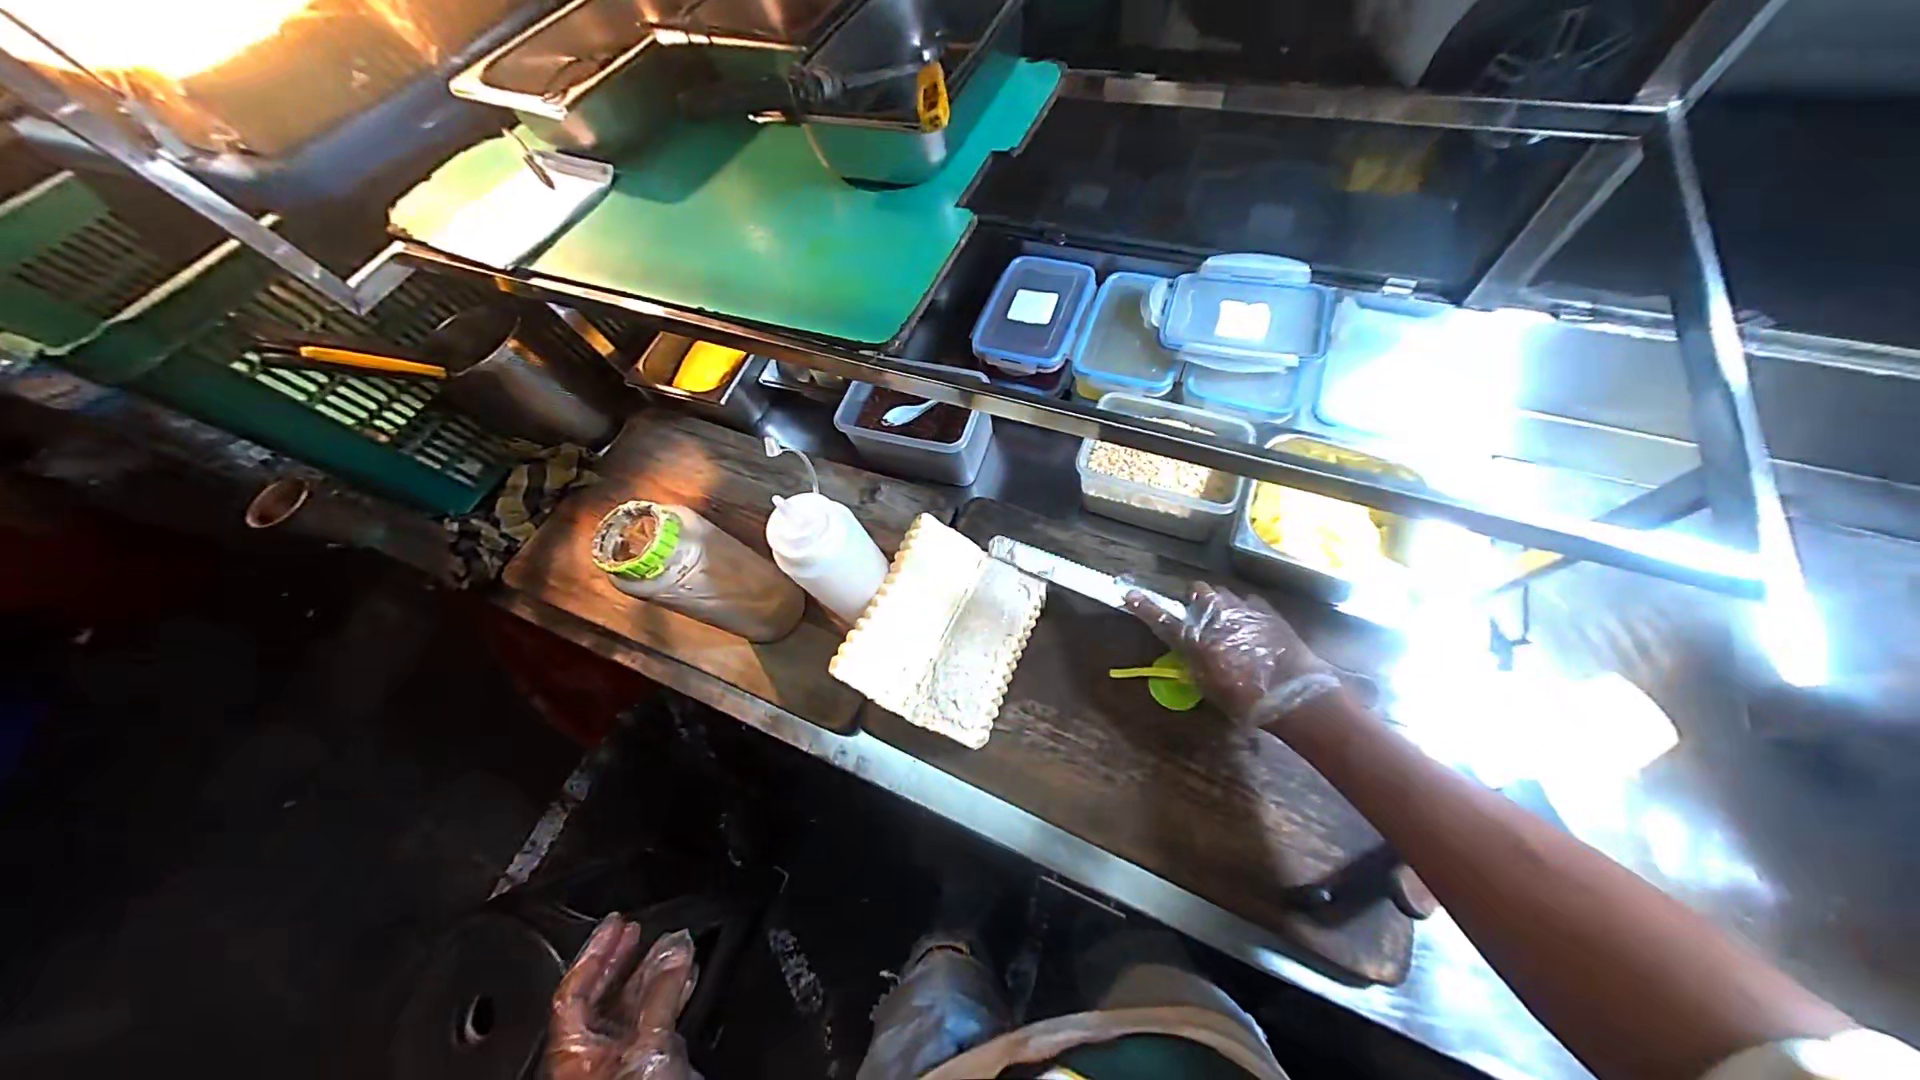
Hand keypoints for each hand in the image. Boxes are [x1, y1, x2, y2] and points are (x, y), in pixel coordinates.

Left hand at [548, 915, 698, 1079]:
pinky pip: (654, 1023)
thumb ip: (661, 995)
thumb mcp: (650, 1048)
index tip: (617, 923)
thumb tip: (673, 948)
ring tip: (674, 946)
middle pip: (600, 998)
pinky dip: (671, 995)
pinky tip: (686, 979)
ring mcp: (619, 1070)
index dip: (595, 953)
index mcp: (571, 1058)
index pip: (573, 991)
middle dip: (623, 960)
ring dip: (654, 974)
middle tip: (639, 930)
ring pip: (631, 1010)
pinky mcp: (647, 1076)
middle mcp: (590, 1062)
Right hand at [1124, 582, 1339, 730]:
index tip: (1129, 594)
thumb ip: (1192, 662)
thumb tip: (1187, 650)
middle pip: (1196, 590)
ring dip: (1219, 604)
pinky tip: (1251, 629)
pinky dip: (1243, 611)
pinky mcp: (1265, 608)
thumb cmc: (1245, 699)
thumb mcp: (1207, 686)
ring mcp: (1241, 607)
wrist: (1294, 694)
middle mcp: (1214, 615)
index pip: (1160, 616)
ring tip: (1228, 623)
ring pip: (1222, 593)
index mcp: (1195, 638)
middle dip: (1194, 599)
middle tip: (1200, 618)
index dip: (1143, 605)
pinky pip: (1247, 601)